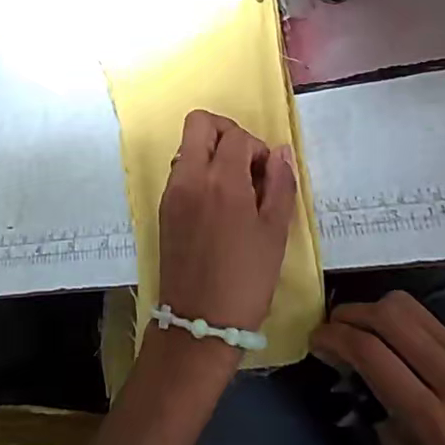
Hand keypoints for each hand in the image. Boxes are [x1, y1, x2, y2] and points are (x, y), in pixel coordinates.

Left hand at [157, 110, 298, 336]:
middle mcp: (189, 177)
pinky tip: (220, 207)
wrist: (200, 321)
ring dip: (213, 153)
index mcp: (220, 180)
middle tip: (248, 164)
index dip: (259, 148)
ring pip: (188, 147)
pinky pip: (182, 172)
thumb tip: (280, 152)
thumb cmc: (246, 278)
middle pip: (200, 124)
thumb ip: (280, 184)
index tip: (268, 176)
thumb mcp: (275, 232)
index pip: (237, 136)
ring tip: (237, 191)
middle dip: (228, 133)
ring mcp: (172, 193)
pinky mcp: (164, 210)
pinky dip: (201, 174)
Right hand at [310, 292, 444, 444]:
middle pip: (391, 316)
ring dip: (373, 311)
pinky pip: (430, 323)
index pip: (373, 354)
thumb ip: (378, 413)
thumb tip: (349, 370)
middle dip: (350, 313)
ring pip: (410, 308)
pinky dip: (399, 324)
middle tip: (331, 329)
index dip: (334, 339)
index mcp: (438, 422)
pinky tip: (390, 344)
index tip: (314, 340)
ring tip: (355, 329)